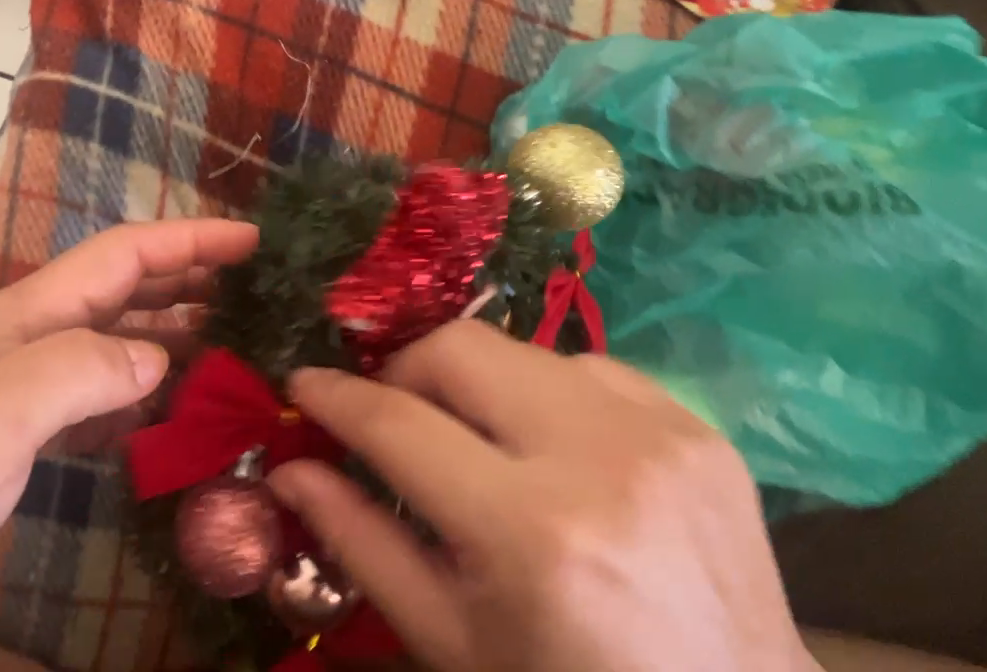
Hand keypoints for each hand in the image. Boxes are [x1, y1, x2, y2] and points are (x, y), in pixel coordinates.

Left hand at [0, 219, 259, 671]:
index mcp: (25, 318)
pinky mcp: (19, 444)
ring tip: (244, 356)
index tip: (258, 241)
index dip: (191, 239)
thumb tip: (161, 354)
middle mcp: (30, 343)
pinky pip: (103, 404)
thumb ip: (78, 372)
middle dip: (196, 284)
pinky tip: (181, 418)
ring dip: (180, 342)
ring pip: (120, 347)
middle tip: (268, 301)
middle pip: (127, 293)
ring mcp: (23, 394)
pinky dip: (149, 400)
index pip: (123, 256)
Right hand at [270, 321, 819, 671]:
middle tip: (390, 416)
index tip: (302, 384)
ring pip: (520, 350)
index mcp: (529, 533)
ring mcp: (660, 432)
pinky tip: (548, 448)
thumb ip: (359, 542)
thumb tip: (289, 469)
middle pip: (460, 348)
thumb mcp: (448, 637)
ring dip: (476, 385)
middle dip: (404, 370)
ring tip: (473, 442)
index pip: (399, 425)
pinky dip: (544, 394)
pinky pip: (586, 368)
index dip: (336, 397)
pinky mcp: (697, 425)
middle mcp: (598, 459)